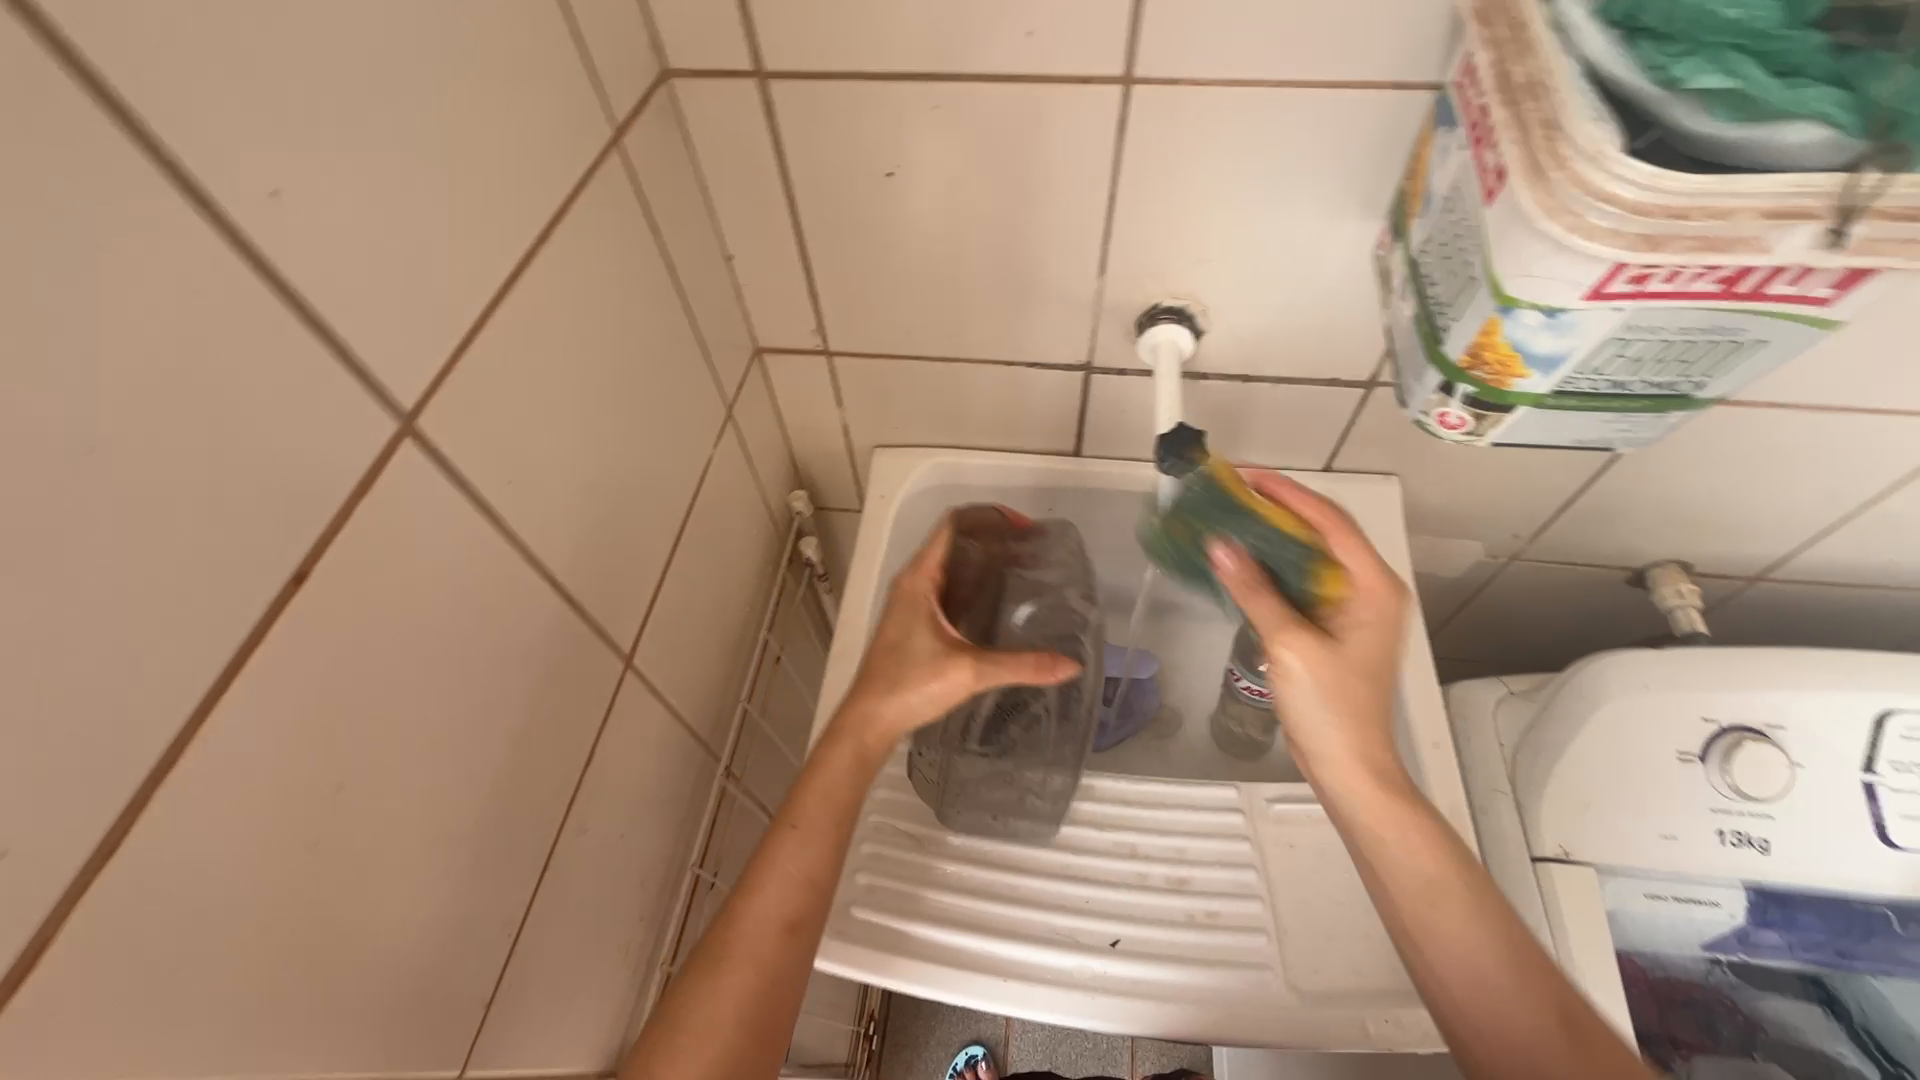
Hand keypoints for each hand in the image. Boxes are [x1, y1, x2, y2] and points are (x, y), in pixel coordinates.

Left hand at [831, 509, 1081, 750]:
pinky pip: (950, 589)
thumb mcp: (970, 672)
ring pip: (953, 567)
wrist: (870, 719)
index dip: (990, 517)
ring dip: (986, 562)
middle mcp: (914, 581)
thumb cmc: (910, 685)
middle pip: (956, 542)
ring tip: (1026, 568)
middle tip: (1036, 549)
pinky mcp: (916, 621)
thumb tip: (1071, 664)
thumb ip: (1021, 665)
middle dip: (995, 539)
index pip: (954, 524)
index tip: (1026, 529)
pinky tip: (1001, 602)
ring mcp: (913, 601)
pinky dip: (976, 585)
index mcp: (920, 577)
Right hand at [1205, 471, 1410, 788]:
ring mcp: (1350, 609)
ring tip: (1229, 520)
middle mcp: (1367, 589)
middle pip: (1321, 534)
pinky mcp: (1331, 628)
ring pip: (1308, 558)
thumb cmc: (1330, 707)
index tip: (1245, 477)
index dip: (1287, 495)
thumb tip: (1219, 544)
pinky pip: (1299, 585)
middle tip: (1231, 495)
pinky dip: (1270, 571)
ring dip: (1270, 540)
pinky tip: (1240, 564)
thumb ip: (1254, 590)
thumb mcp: (1289, 644)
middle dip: (1277, 512)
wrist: (1348, 766)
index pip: (1330, 522)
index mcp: (1373, 586)